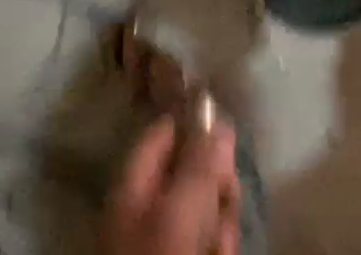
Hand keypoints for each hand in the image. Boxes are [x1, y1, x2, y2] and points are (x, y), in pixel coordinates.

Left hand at [105, 115, 240, 254]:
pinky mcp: (180, 253)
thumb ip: (199, 163)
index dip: (196, 126)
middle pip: (191, 172)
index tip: (228, 136)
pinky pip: (207, 240)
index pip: (165, 132)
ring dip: (221, 223)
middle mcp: (144, 203)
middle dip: (217, 187)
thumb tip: (217, 118)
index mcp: (133, 182)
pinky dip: (219, 248)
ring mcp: (162, 236)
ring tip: (218, 247)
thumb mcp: (180, 210)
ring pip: (204, 209)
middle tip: (226, 205)